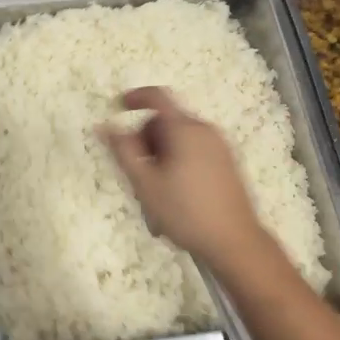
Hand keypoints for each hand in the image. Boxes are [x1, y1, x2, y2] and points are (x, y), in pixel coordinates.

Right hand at [98, 86, 268, 260]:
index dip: (133, 98)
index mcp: (185, 129)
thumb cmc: (184, 211)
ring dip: (160, 153)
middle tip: (136, 170)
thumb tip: (104, 126)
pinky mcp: (227, 163)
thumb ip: (123, 150)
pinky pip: (194, 150)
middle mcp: (205, 130)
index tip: (117, 108)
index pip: (156, 97)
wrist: (234, 241)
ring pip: (179, 137)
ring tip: (154, 187)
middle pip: (166, 121)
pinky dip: (177, 160)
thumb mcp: (144, 182)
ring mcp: (220, 146)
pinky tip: (174, 192)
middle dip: (145, 139)